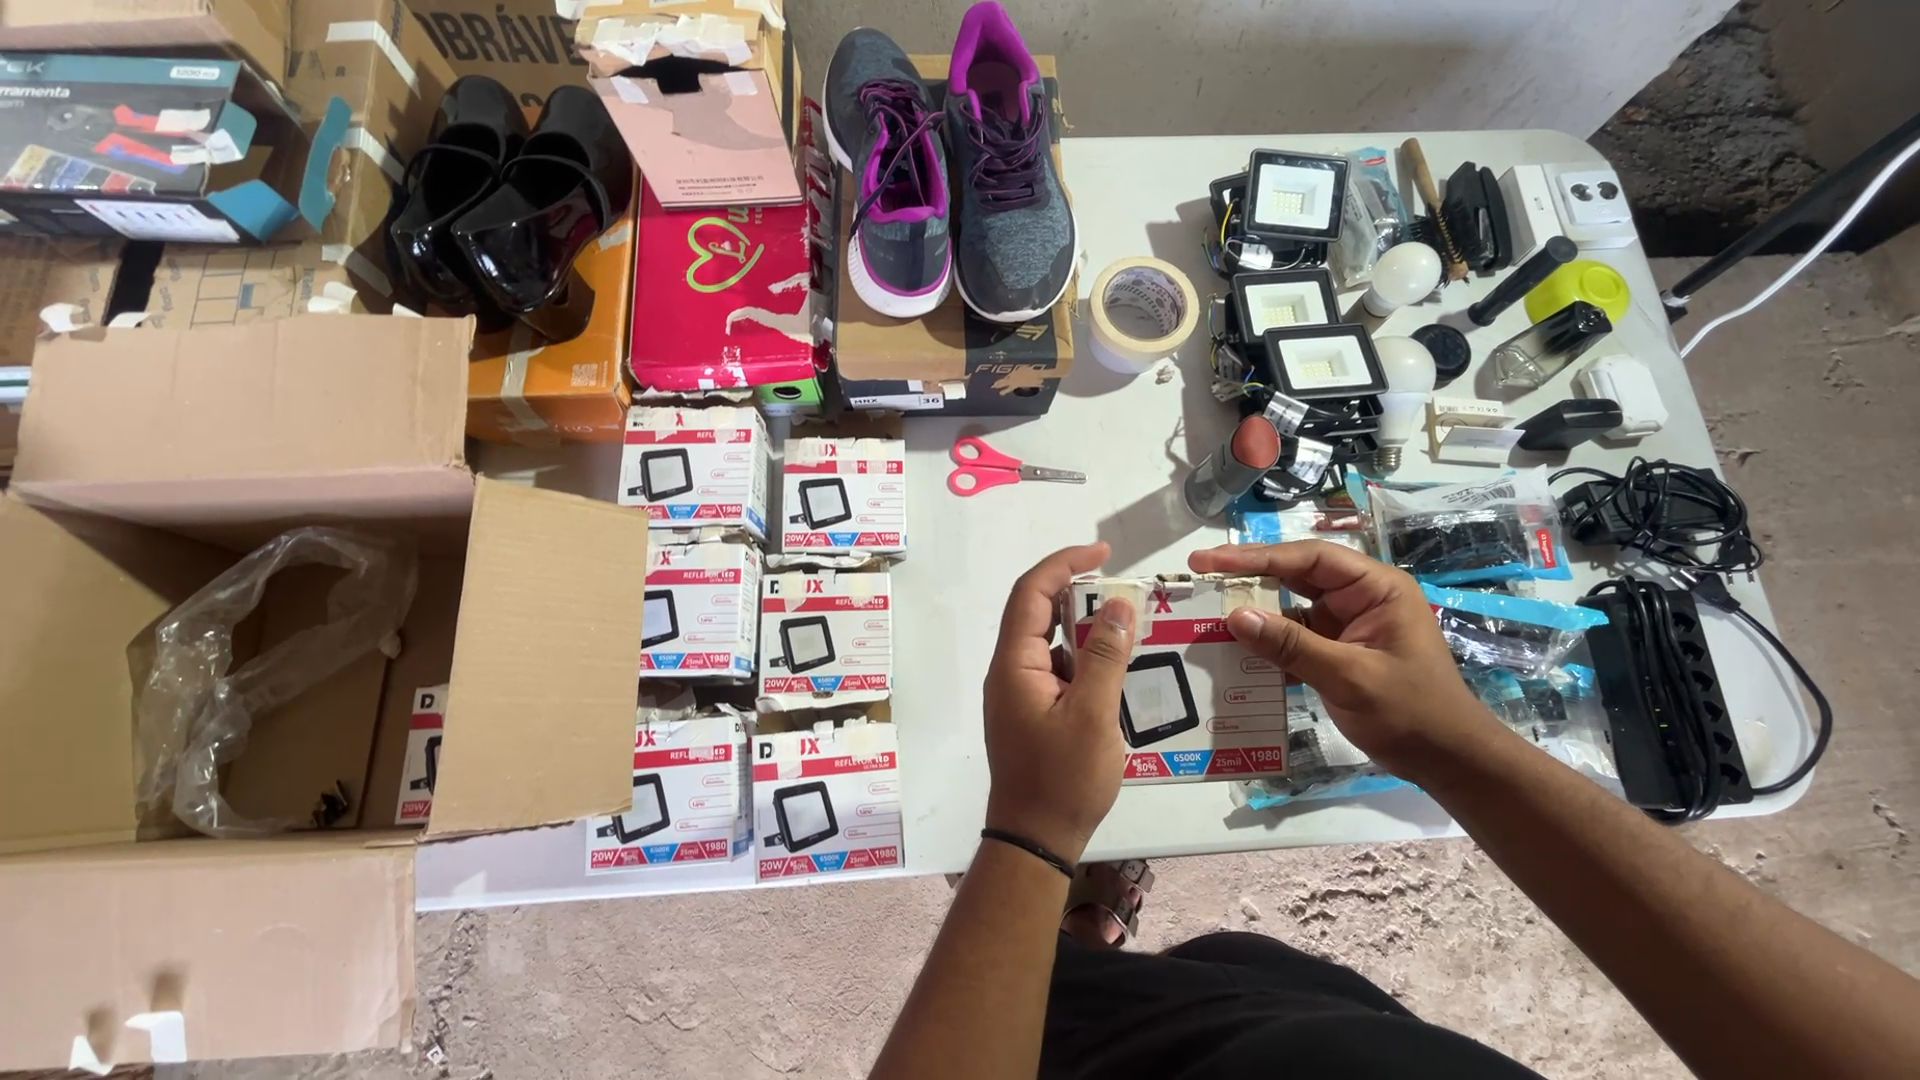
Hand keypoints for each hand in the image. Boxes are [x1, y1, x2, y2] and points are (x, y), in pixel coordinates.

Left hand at [981, 542, 1133, 865]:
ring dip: (1084, 630)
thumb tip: (1117, 603)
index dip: (1064, 564)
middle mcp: (1009, 671)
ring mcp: (1018, 693)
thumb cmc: (1063, 780)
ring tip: (1128, 630)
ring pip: (1050, 643)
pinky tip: (1117, 671)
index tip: (1103, 551)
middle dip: (1077, 593)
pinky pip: (1057, 671)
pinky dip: (1084, 661)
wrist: (1035, 840)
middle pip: (1036, 613)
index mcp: (1014, 664)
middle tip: (1122, 591)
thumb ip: (1106, 657)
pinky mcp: (1031, 712)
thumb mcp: (1093, 716)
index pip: (1030, 593)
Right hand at [1187, 540, 1502, 780]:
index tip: (1211, 560)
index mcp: (1375, 589)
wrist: (1447, 761)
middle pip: (1293, 575)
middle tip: (1199, 573)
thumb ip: (1291, 645)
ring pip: (1288, 607)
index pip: (1308, 559)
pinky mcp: (1335, 652)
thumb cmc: (1412, 712)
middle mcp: (1359, 598)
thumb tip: (1235, 616)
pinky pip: (1291, 638)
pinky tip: (1231, 650)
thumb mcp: (1350, 677)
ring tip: (1206, 611)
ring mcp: (1346, 625)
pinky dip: (1264, 644)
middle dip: (1247, 575)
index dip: (1256, 556)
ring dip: (1251, 612)